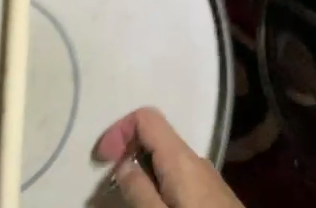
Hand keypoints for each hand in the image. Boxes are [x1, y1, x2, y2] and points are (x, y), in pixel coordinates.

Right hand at [94, 107, 244, 207]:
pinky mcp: (213, 194)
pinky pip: (179, 175)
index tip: (102, 160)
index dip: (119, 130)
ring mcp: (207, 176)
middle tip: (111, 183)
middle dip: (128, 152)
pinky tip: (156, 205)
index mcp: (180, 158)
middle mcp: (195, 159)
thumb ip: (139, 191)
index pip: (146, 117)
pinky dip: (159, 182)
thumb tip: (123, 165)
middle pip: (155, 137)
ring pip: (166, 158)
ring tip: (130, 200)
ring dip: (143, 171)